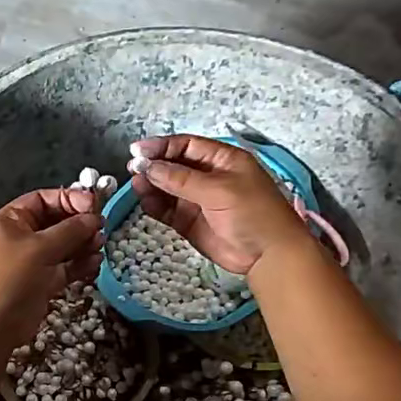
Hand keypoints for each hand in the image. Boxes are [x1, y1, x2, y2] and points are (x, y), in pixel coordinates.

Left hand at [0, 187, 103, 349]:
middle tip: (101, 228)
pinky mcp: (42, 282)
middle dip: (79, 224)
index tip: (93, 205)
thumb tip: (94, 218)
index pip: (43, 200)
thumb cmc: (10, 279)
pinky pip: (65, 267)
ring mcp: (32, 261)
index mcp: (10, 221)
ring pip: (63, 246)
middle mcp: (20, 238)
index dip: (69, 199)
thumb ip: (70, 230)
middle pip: (56, 222)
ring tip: (100, 244)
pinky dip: (80, 264)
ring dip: (83, 244)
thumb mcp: (40, 248)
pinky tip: (95, 263)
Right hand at [129, 135, 306, 274]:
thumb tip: (149, 167)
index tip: (137, 150)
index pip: (186, 146)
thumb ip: (181, 179)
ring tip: (136, 186)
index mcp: (222, 160)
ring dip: (151, 186)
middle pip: (173, 165)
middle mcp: (207, 177)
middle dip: (153, 166)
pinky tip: (144, 201)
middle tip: (133, 169)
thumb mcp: (219, 190)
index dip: (162, 146)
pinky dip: (154, 205)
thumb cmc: (253, 213)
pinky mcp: (189, 222)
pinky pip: (167, 210)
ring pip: (167, 188)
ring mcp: (197, 200)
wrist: (268, 254)